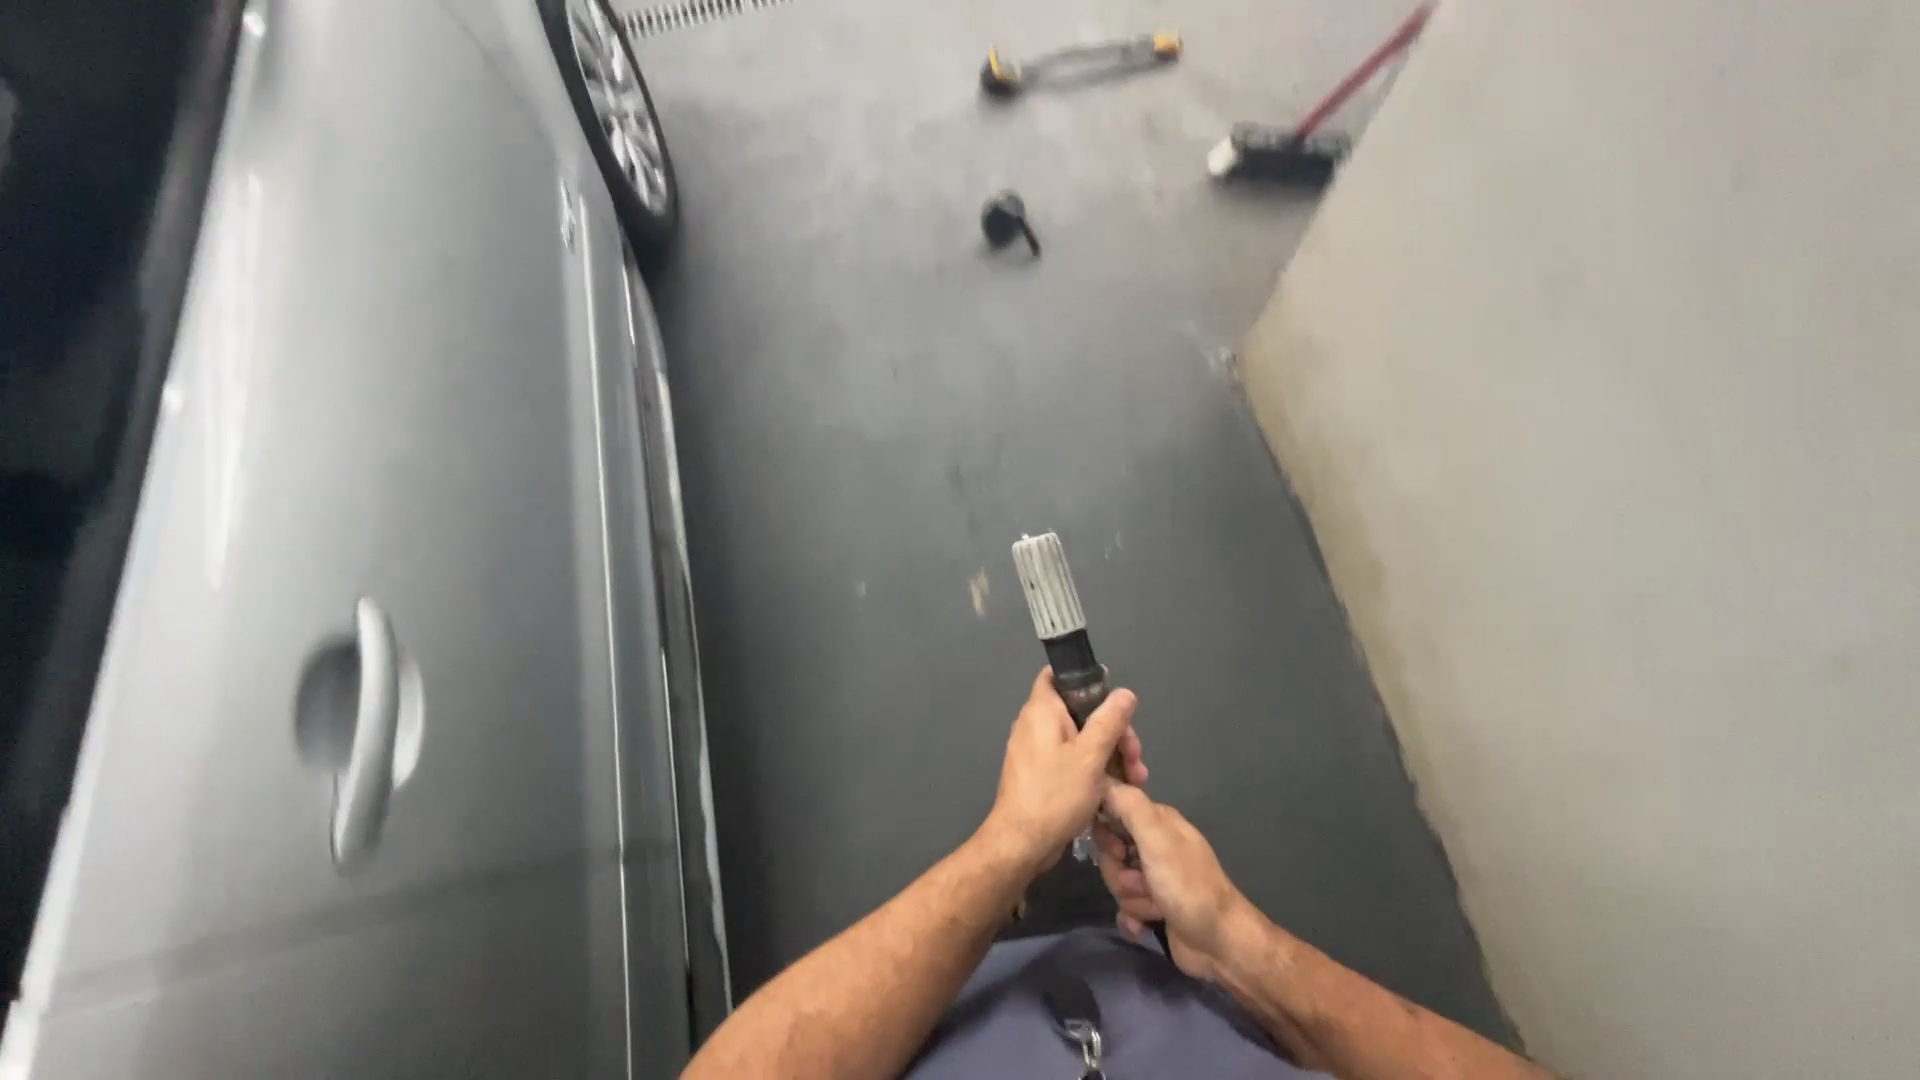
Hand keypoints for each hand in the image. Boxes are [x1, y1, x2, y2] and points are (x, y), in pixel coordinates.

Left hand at [979, 668, 1145, 875]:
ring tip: (1134, 779)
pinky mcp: (1040, 774)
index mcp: (1042, 711)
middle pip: (1079, 712)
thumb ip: (1109, 721)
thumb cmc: (1055, 794)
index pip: (1056, 676)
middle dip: (1112, 730)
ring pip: (1078, 739)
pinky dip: (1092, 768)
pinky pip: (1070, 760)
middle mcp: (1035, 725)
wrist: (1022, 843)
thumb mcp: (1090, 756)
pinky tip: (1115, 789)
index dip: (1084, 679)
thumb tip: (1124, 692)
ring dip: (1108, 753)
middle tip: (1135, 756)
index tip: (1112, 698)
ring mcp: (1036, 751)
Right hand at [1095, 785, 1260, 979]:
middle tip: (1143, 882)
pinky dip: (1133, 918)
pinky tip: (1145, 925)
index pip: (1113, 811)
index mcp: (1157, 821)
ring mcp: (1155, 877)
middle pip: (1111, 852)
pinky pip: (1125, 907)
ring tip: (1155, 906)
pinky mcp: (1154, 906)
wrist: (1219, 942)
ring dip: (1131, 898)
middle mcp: (1155, 845)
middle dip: (1120, 873)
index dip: (1107, 832)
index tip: (1119, 849)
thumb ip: (1129, 805)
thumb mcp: (1157, 837)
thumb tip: (1101, 779)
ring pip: (1116, 881)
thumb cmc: (1187, 884)